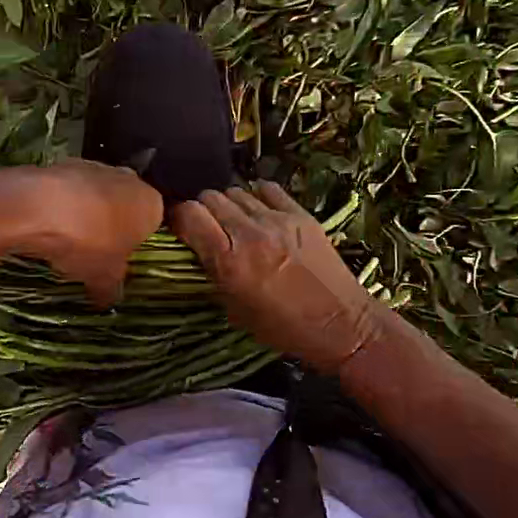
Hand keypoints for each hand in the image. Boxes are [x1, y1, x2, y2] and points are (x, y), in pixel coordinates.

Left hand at [22, 161, 163, 305]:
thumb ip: (111, 289)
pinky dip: (63, 203)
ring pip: (98, 195)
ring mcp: (98, 167)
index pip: (153, 224)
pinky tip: (48, 224)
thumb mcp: (103, 277)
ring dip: (86, 214)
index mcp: (151, 205)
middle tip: (93, 253)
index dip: (135, 244)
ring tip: (66, 240)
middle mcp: (130, 180)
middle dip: (112, 227)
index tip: (117, 260)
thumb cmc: (89, 242)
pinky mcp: (66, 162)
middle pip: (125, 206)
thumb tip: (108, 299)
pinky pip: (71, 189)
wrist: (39, 206)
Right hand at [172, 182, 384, 372]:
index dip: (178, 218)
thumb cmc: (282, 327)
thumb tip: (197, 248)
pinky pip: (268, 189)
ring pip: (237, 191)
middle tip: (208, 226)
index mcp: (229, 261)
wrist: (340, 323)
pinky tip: (260, 212)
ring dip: (229, 204)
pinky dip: (258, 197)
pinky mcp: (300, 214)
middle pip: (210, 197)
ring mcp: (277, 220)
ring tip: (236, 222)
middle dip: (202, 209)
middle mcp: (249, 233)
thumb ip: (212, 272)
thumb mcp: (234, 309)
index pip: (188, 214)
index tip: (179, 227)